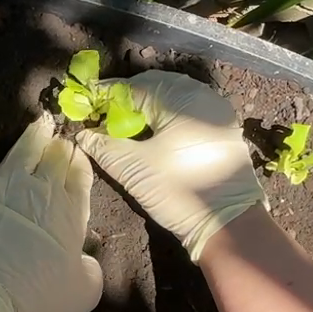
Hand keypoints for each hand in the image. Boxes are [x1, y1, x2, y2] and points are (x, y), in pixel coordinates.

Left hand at [0, 81, 103, 311]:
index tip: (79, 161)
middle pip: (56, 159)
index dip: (80, 168)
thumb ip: (92, 267)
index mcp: (71, 214)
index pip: (79, 179)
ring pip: (26, 145)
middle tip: (62, 138)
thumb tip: (86, 252)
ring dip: (36, 132)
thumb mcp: (84, 292)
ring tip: (42, 120)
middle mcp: (42, 188)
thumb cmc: (34, 300)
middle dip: (61, 147)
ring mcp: (6, 178)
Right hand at [74, 71, 264, 260]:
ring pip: (172, 98)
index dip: (106, 95)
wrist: (230, 225)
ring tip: (123, 125)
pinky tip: (150, 134)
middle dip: (126, 98)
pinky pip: (187, 111)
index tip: (84, 104)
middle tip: (102, 115)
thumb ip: (104, 146)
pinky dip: (165, 116)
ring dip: (145, 107)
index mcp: (182, 99)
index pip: (134, 87)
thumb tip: (82, 134)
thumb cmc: (180, 192)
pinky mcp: (222, 130)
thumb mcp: (135, 169)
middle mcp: (203, 96)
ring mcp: (217, 112)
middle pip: (155, 87)